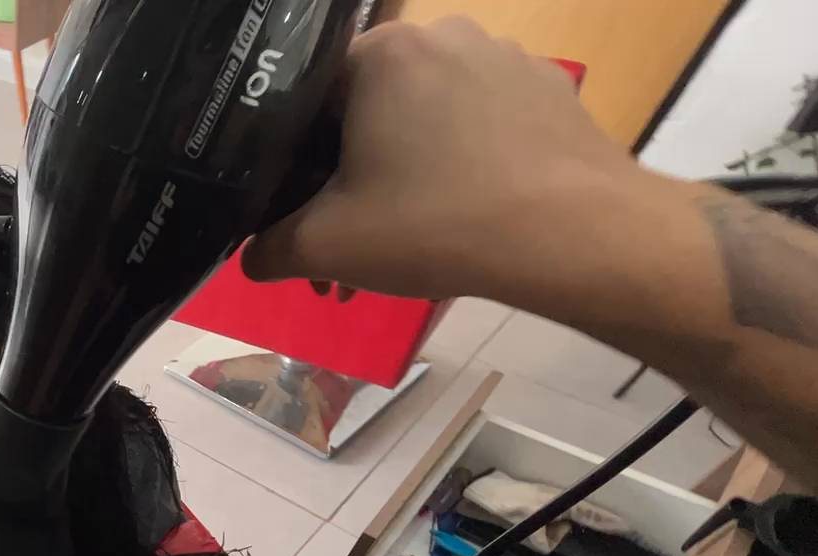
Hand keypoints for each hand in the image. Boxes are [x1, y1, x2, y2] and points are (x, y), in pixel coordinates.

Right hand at [245, 17, 640, 300]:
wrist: (568, 235)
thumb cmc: (429, 223)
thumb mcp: (317, 248)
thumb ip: (263, 251)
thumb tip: (249, 258)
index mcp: (380, 55)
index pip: (301, 102)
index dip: (283, 164)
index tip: (287, 212)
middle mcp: (442, 36)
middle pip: (356, 115)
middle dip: (336, 183)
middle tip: (333, 242)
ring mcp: (502, 58)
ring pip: (411, 125)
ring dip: (385, 182)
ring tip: (386, 247)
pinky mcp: (541, 91)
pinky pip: (463, 129)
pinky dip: (439, 172)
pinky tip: (441, 222)